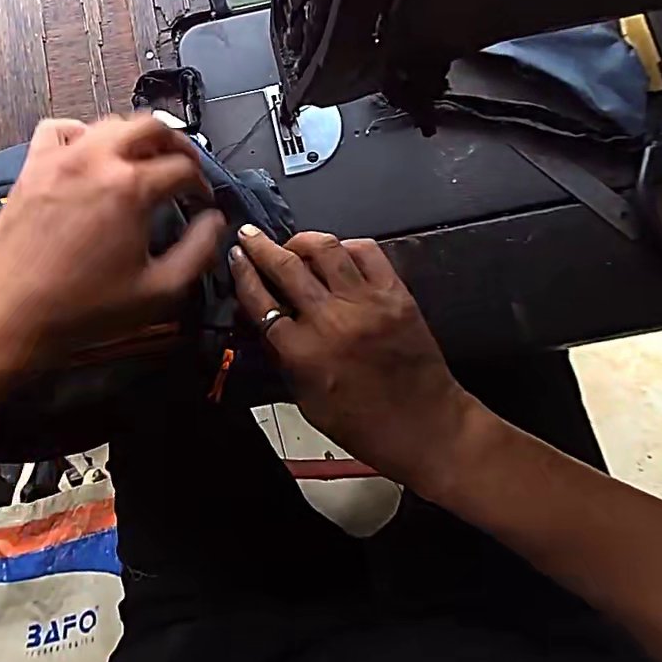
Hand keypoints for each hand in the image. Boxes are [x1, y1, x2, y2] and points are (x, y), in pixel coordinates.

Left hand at [0, 115, 225, 363]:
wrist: (8, 315)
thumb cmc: (82, 309)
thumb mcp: (159, 290)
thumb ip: (199, 251)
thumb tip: (214, 223)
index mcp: (132, 187)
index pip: (184, 168)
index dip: (202, 185)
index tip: (202, 202)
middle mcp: (98, 159)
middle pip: (153, 126)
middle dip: (179, 145)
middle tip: (186, 168)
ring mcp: (61, 158)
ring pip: (111, 122)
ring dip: (137, 136)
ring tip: (146, 161)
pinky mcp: (33, 166)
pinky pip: (60, 128)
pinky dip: (83, 133)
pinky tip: (90, 154)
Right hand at [228, 226, 474, 486]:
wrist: (425, 426)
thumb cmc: (363, 423)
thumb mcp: (305, 398)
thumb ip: (282, 356)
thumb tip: (264, 320)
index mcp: (303, 352)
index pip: (260, 300)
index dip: (242, 273)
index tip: (236, 257)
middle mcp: (331, 321)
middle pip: (285, 267)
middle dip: (260, 245)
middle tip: (250, 235)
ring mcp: (366, 303)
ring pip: (325, 249)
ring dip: (300, 240)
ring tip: (292, 243)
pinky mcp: (395, 295)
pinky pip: (366, 252)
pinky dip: (345, 246)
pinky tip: (337, 254)